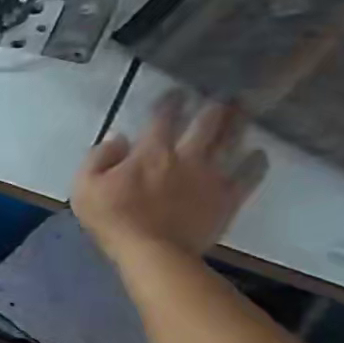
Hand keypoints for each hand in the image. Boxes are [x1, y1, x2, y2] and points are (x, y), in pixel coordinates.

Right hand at [72, 90, 268, 258]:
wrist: (152, 250)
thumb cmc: (111, 216)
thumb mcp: (84, 185)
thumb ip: (98, 158)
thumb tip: (118, 138)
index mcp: (148, 153)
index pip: (162, 120)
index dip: (171, 103)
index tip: (178, 91)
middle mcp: (185, 158)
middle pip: (205, 127)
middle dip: (215, 108)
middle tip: (226, 95)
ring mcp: (211, 178)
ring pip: (230, 144)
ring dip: (238, 126)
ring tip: (243, 112)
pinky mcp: (227, 198)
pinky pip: (247, 176)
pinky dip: (255, 163)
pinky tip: (259, 154)